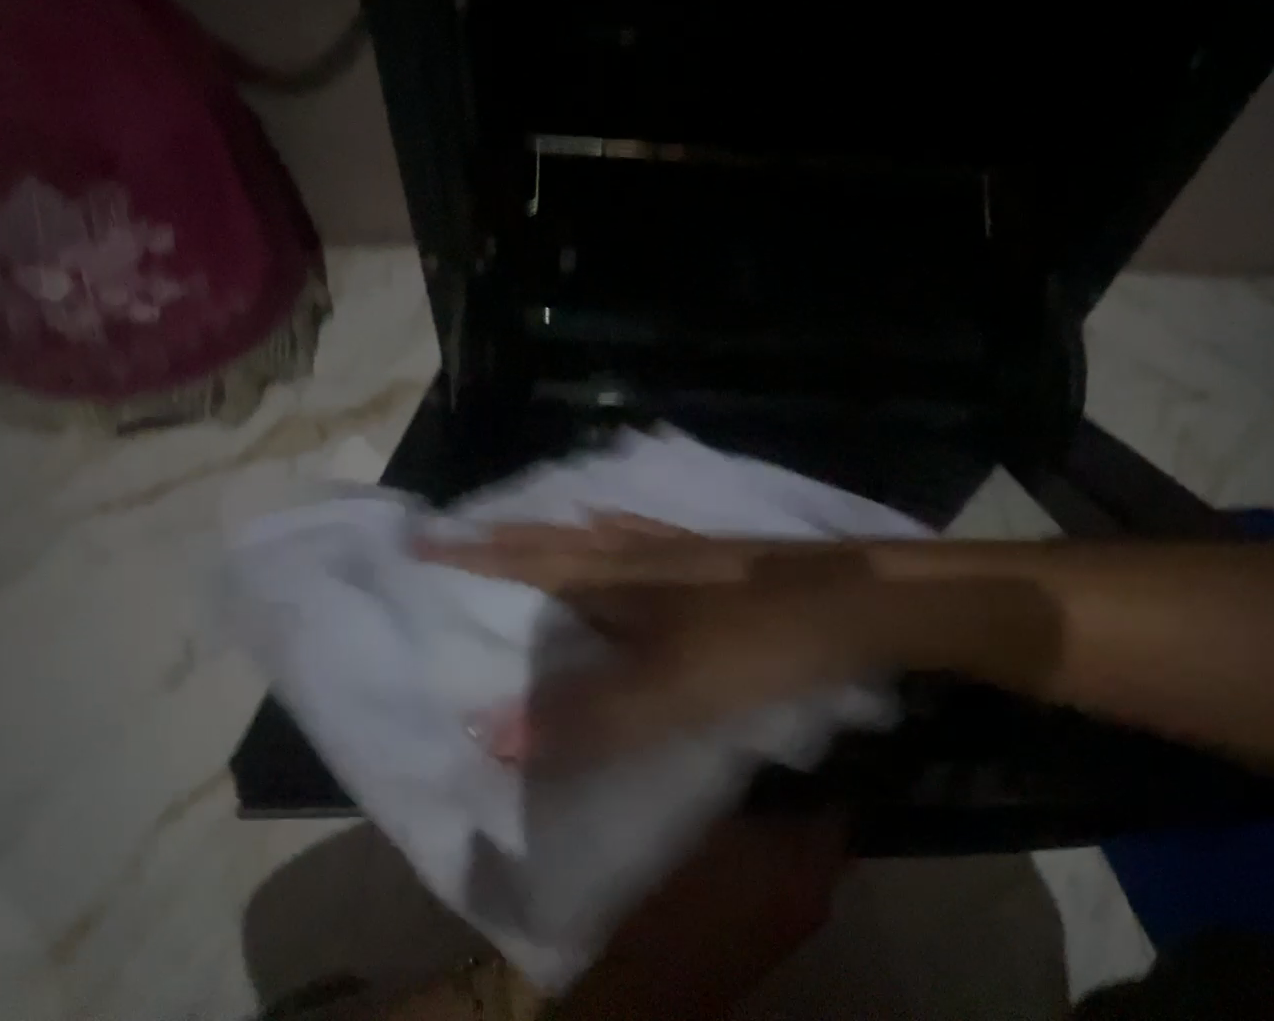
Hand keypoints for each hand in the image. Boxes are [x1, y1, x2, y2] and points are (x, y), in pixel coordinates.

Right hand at [416, 515, 884, 765]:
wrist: (856, 603)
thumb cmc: (759, 642)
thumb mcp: (670, 692)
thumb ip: (586, 719)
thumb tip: (486, 736)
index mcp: (617, 579)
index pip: (525, 561)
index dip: (470, 553)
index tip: (418, 538)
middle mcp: (641, 555)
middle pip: (558, 541)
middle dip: (505, 540)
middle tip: (460, 539)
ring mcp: (683, 553)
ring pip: (601, 538)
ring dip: (556, 537)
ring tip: (524, 537)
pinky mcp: (717, 560)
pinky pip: (644, 542)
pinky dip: (615, 537)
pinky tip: (623, 537)